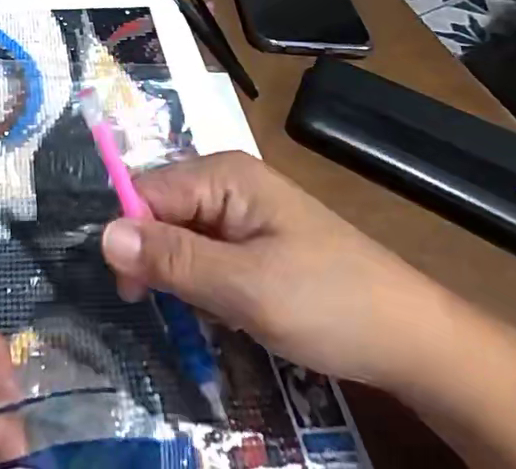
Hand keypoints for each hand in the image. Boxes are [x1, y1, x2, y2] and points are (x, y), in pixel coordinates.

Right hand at [98, 151, 448, 387]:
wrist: (413, 340)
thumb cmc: (330, 305)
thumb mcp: (244, 287)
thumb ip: (173, 258)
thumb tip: (103, 234)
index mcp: (223, 175)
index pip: (146, 190)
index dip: (128, 236)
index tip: (128, 291)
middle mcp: (227, 181)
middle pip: (160, 210)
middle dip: (154, 258)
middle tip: (162, 309)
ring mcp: (241, 210)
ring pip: (179, 235)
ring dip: (177, 274)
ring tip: (201, 312)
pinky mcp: (252, 239)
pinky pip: (203, 251)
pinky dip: (199, 281)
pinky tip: (218, 308)